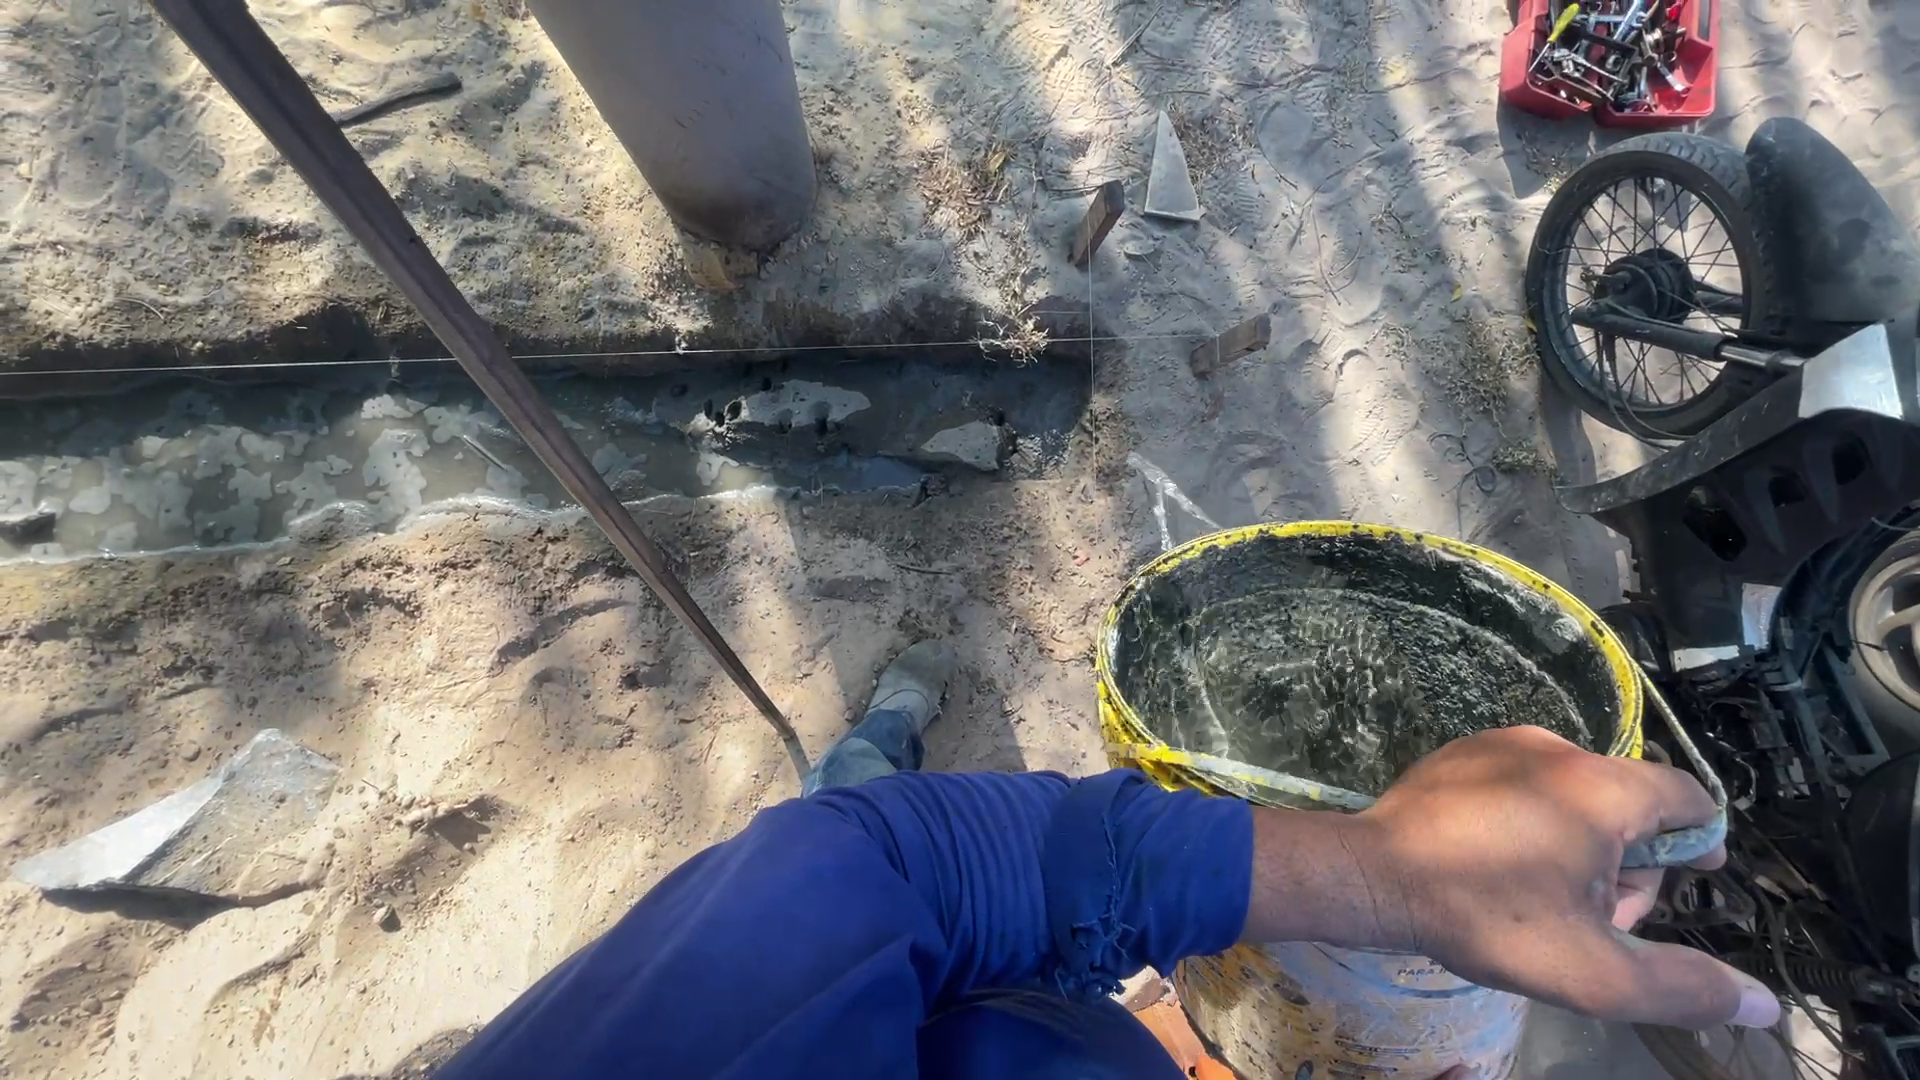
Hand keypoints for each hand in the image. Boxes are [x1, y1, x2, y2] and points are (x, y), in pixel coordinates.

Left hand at [1339, 726, 1777, 1028]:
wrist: (1374, 874)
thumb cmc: (1485, 915)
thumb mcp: (1596, 972)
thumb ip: (1687, 987)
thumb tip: (1760, 1001)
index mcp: (1596, 785)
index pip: (1686, 796)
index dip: (1697, 844)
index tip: (1681, 880)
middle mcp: (1549, 746)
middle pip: (1626, 801)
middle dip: (1627, 861)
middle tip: (1592, 912)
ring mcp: (1494, 742)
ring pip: (1570, 793)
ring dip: (1576, 843)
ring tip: (1541, 894)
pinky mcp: (1455, 753)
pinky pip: (1519, 780)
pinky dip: (1528, 817)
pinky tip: (1499, 860)